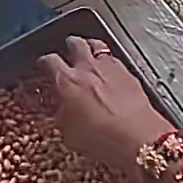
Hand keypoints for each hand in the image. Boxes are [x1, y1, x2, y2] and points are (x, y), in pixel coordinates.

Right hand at [38, 36, 171, 176]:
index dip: (44, 62)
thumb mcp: (70, 135)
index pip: (49, 61)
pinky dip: (109, 60)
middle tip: (68, 48)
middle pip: (75, 43)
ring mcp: (110, 67)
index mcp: (68, 81)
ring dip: (90, 46)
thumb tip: (60, 111)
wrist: (138, 138)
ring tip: (89, 50)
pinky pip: (115, 58)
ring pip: (97, 45)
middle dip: (69, 45)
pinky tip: (110, 69)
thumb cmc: (103, 138)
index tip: (44, 65)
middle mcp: (88, 68)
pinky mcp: (129, 73)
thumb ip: (62, 117)